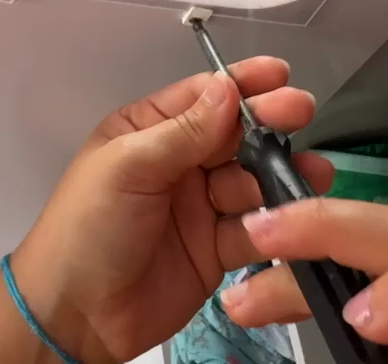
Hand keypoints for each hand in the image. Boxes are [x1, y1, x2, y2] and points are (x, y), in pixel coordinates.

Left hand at [6, 60, 330, 363]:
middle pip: (232, 134)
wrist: (75, 314)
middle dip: (267, 122)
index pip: (201, 96)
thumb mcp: (128, 167)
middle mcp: (177, 161)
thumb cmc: (87, 225)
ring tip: (312, 171)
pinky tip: (293, 218)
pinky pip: (253, 230)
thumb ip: (182, 132)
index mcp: (148, 129)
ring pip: (249, 179)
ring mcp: (198, 205)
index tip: (279, 73)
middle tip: (301, 111)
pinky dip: (273, 224)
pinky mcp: (215, 249)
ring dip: (279, 173)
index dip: (240, 84)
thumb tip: (226, 88)